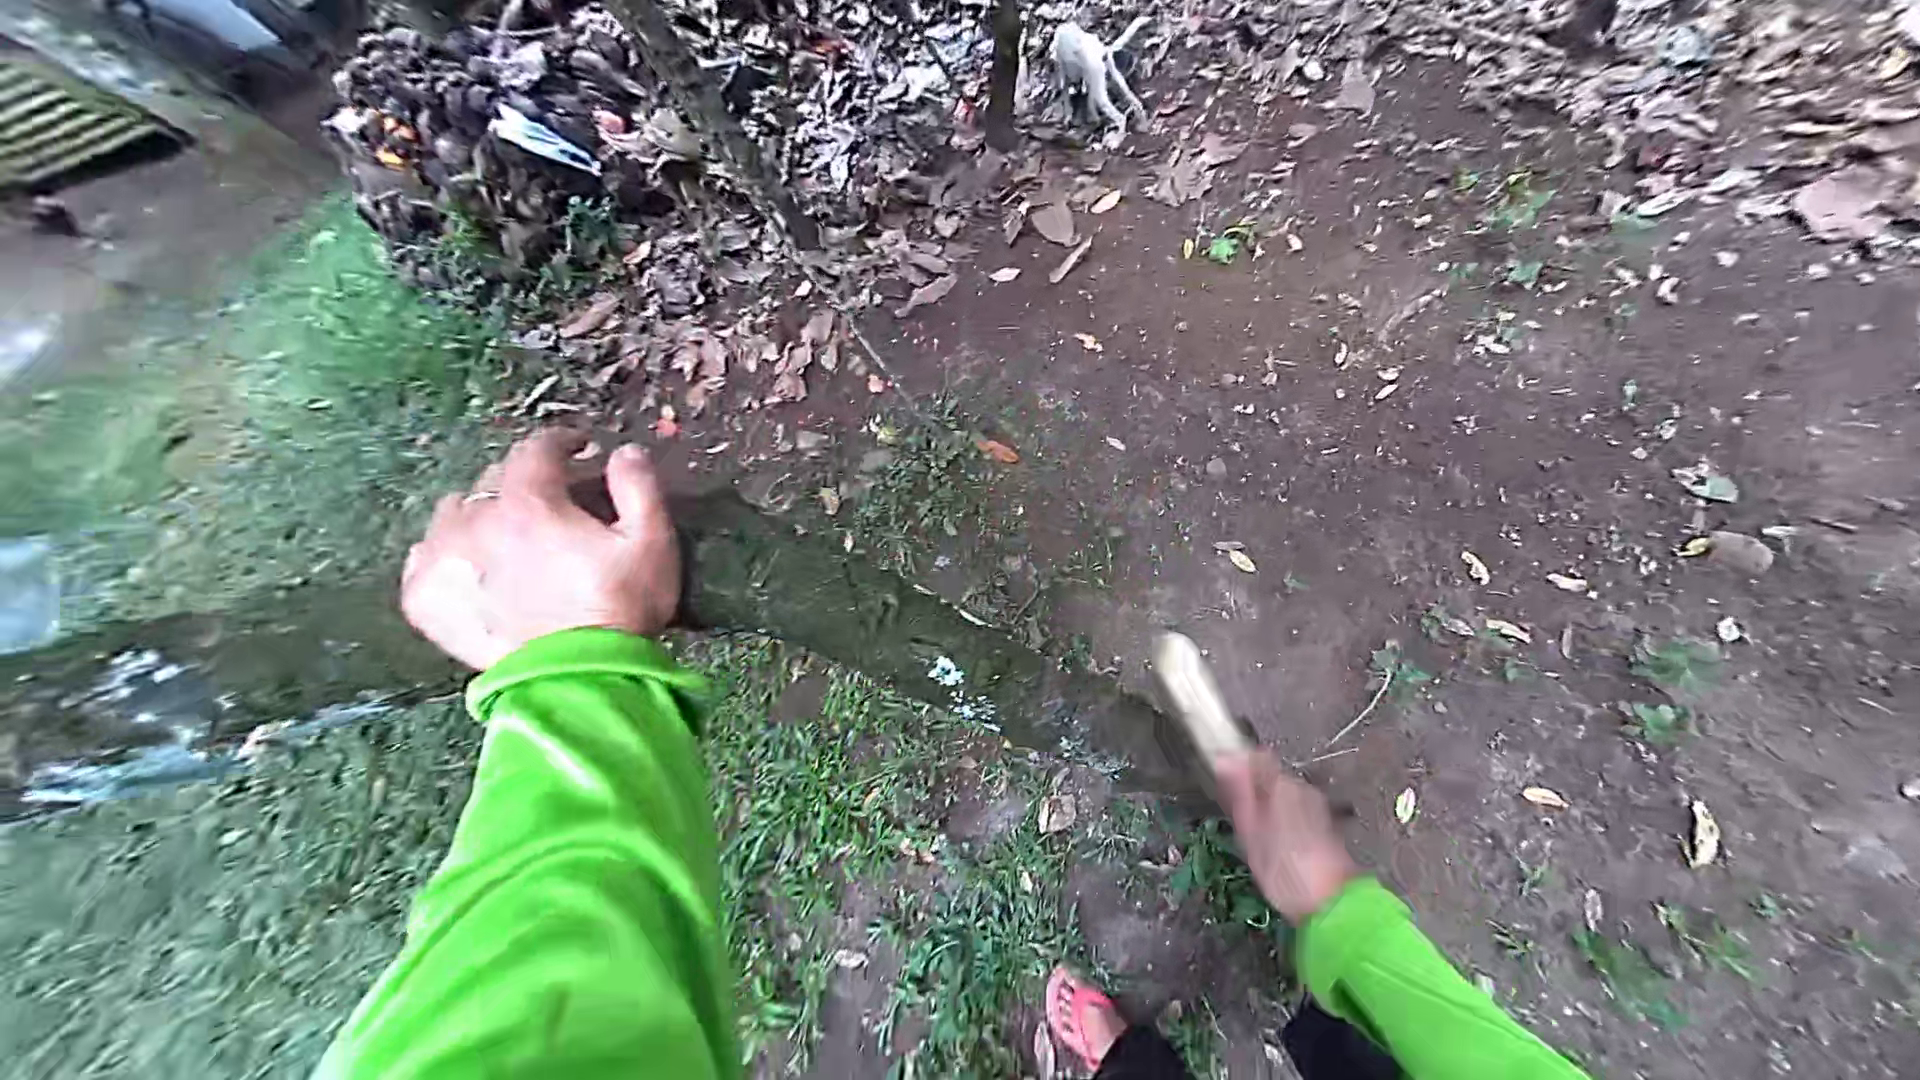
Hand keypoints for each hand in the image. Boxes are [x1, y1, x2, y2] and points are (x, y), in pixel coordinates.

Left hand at [400, 429, 679, 668]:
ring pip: (452, 513)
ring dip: (482, 510)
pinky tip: (472, 562)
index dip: (561, 441)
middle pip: (494, 479)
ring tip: (509, 528)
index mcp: (530, 504)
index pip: (536, 450)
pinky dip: (447, 550)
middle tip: (557, 495)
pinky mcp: (426, 601)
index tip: (580, 446)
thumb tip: (622, 450)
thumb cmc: (622, 605)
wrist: (581, 677)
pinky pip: (424, 557)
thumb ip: (638, 487)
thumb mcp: (651, 542)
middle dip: (528, 478)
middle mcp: (474, 523)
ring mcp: (442, 562)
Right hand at [1214, 750, 1359, 922]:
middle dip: (1253, 792)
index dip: (1237, 767)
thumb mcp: (1250, 829)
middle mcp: (1302, 789)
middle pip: (1269, 777)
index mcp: (1282, 784)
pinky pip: (1294, 811)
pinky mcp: (1325, 826)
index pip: (1255, 757)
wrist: (1332, 908)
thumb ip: (1238, 791)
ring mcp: (1316, 807)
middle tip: (1241, 820)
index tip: (1226, 786)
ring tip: (1259, 837)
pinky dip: (1283, 820)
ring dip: (1268, 807)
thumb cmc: (1283, 868)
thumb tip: (1224, 758)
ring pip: (1282, 795)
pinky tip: (1279, 844)